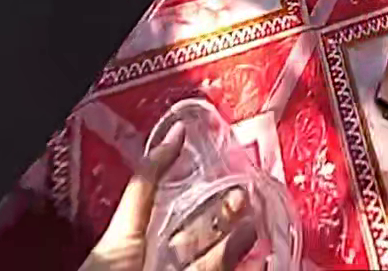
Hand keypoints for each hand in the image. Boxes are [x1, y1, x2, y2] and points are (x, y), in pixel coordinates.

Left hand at [83, 123, 264, 270]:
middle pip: (205, 242)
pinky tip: (263, 262)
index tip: (236, 180)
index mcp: (147, 251)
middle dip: (230, 221)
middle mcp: (165, 267)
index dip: (212, 202)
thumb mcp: (124, 230)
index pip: (186, 223)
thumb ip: (149, 182)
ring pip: (216, 264)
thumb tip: (177, 131)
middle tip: (250, 200)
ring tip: (258, 229)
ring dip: (240, 248)